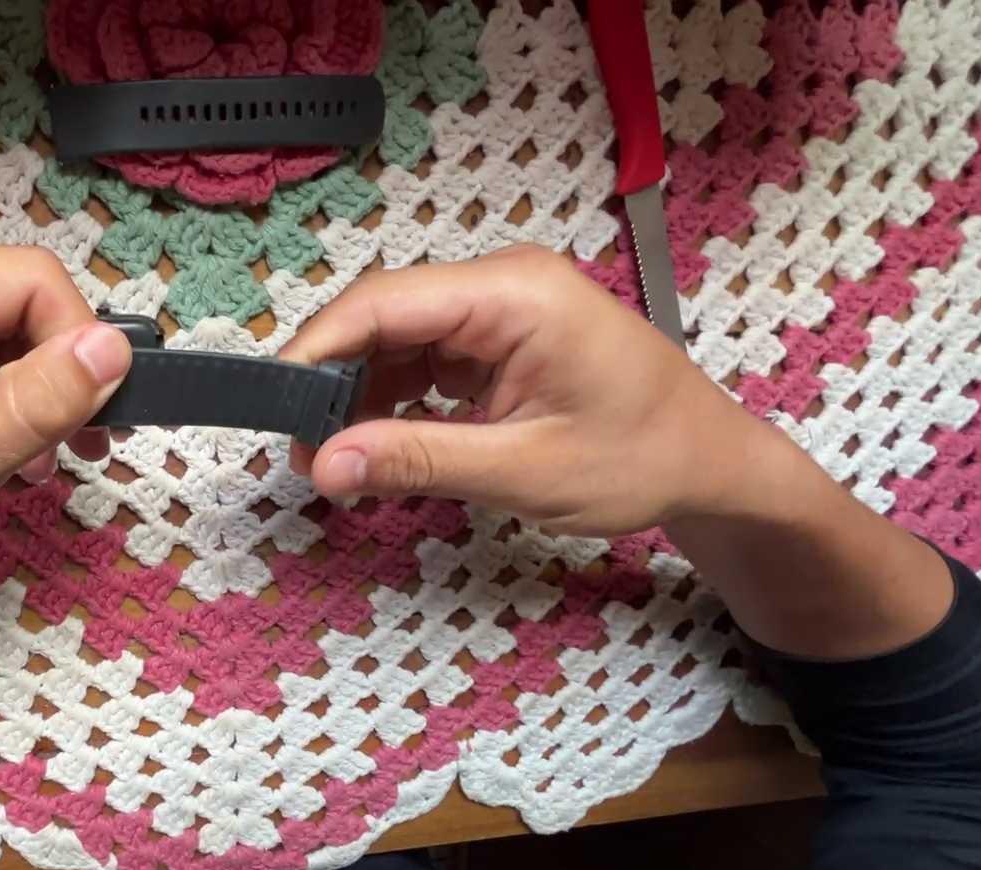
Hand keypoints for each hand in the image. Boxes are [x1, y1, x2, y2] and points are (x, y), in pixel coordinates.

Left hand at [0, 245, 130, 613]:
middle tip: (74, 446)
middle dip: (55, 372)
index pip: (26, 279)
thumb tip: (112, 350)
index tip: (92, 417)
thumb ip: (33, 407)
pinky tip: (3, 439)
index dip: (76, 345)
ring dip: (31, 387)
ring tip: (34, 456)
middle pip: (13, 296)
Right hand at [280, 246, 796, 535]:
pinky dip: (388, 406)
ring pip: (391, 344)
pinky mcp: (490, 344)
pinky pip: (417, 365)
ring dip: (355, 400)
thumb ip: (418, 461)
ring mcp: (493, 314)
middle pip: (379, 318)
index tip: (272, 406)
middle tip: (303, 452)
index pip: (383, 303)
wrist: (709, 466)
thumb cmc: (640, 460)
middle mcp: (497, 288)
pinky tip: (377, 446)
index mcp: (514, 295)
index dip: (316, 351)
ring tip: (335, 460)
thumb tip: (324, 465)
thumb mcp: (523, 470)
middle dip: (331, 383)